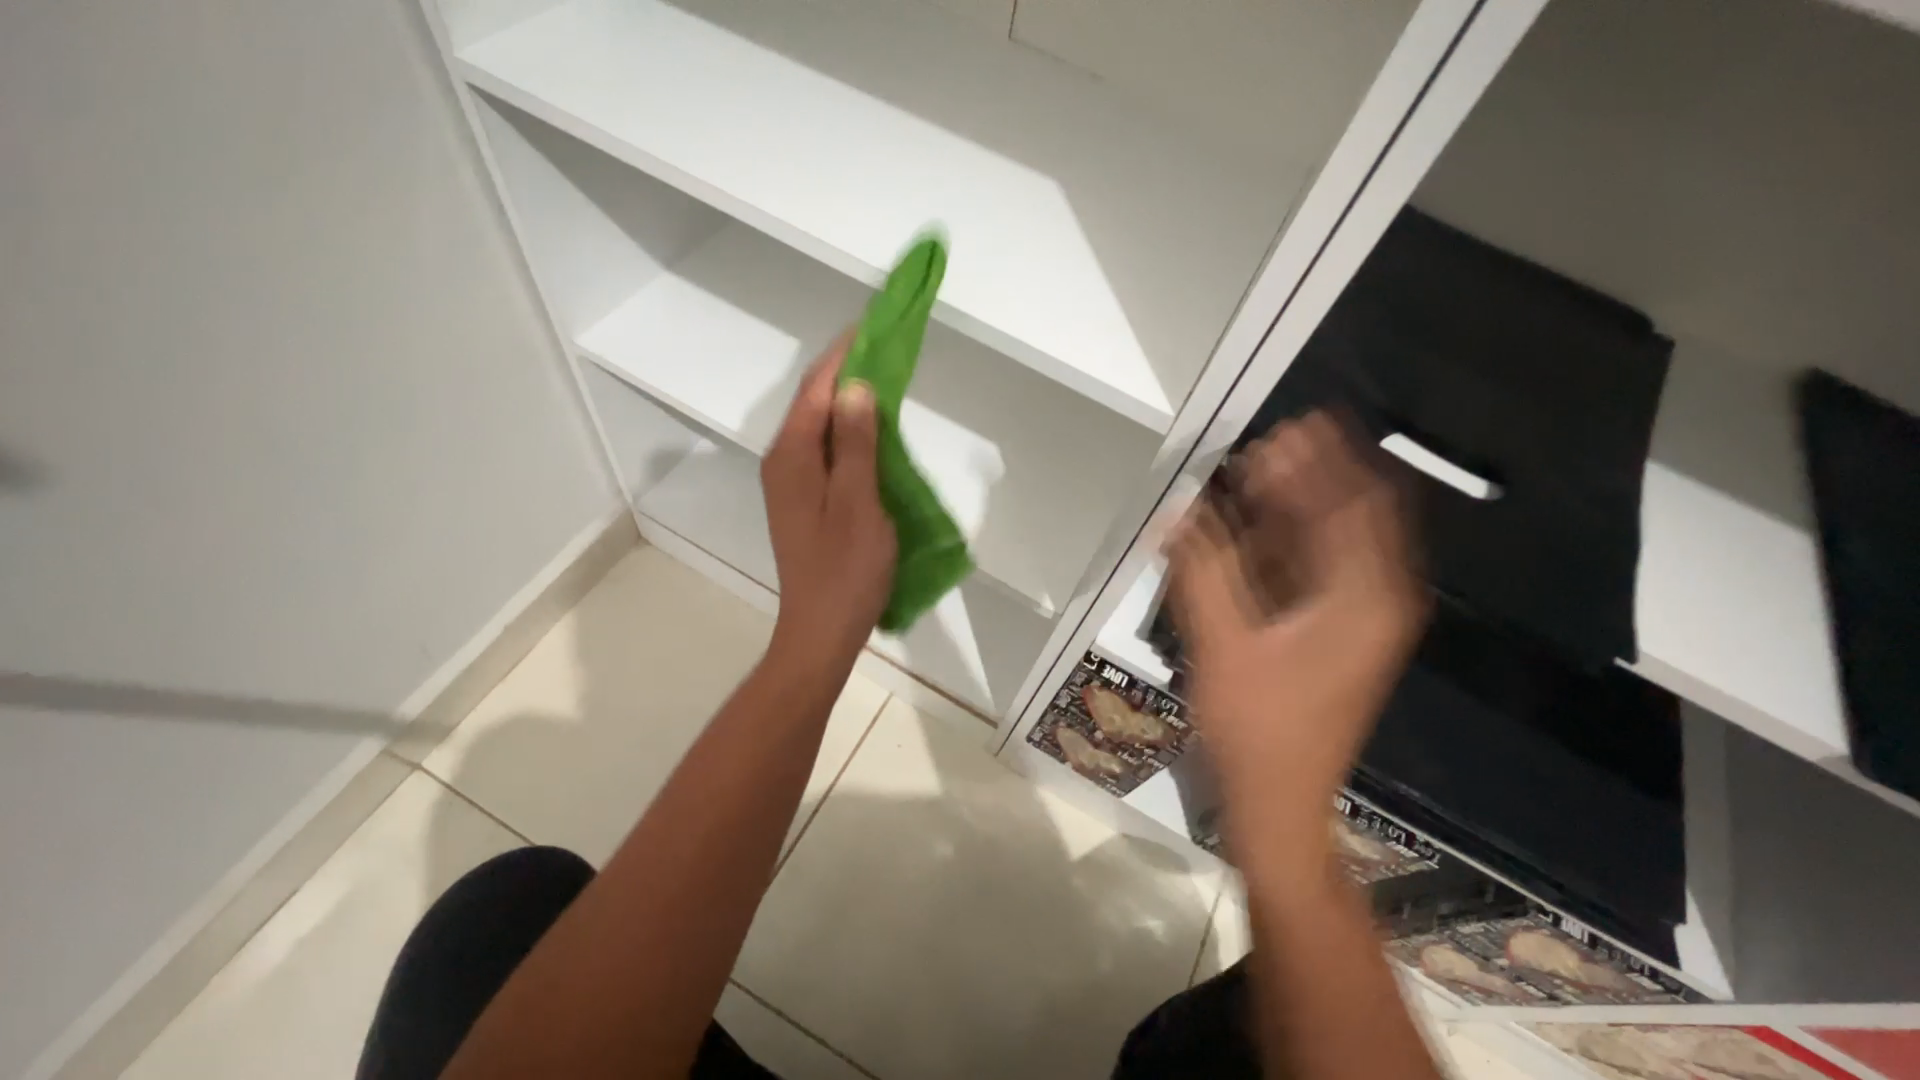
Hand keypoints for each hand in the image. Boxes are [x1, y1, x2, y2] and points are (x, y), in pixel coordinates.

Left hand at [762, 334, 897, 670]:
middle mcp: (784, 461)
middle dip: (849, 371)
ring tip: (888, 378)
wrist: (821, 630)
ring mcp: (792, 483)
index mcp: (793, 455)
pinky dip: (849, 432)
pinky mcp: (804, 501)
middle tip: (888, 345)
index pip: (819, 387)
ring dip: (850, 401)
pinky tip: (874, 432)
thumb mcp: (858, 502)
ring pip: (821, 426)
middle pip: (816, 402)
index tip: (876, 323)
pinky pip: (826, 450)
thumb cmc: (845, 570)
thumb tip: (855, 386)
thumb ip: (855, 443)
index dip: (846, 353)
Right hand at [1170, 412, 1427, 849]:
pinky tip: (1249, 524)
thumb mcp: (1224, 645)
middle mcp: (1375, 600)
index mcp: (1366, 597)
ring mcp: (1358, 621)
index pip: (1358, 505)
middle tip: (1267, 442)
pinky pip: (1317, 573)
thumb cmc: (1258, 728)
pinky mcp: (1334, 636)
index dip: (1325, 461)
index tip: (1290, 425)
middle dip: (1311, 476)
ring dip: (1295, 506)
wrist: (1279, 803)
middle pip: (1351, 517)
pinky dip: (1287, 544)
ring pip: (1333, 544)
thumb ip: (1201, 569)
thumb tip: (1178, 509)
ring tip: (1253, 471)